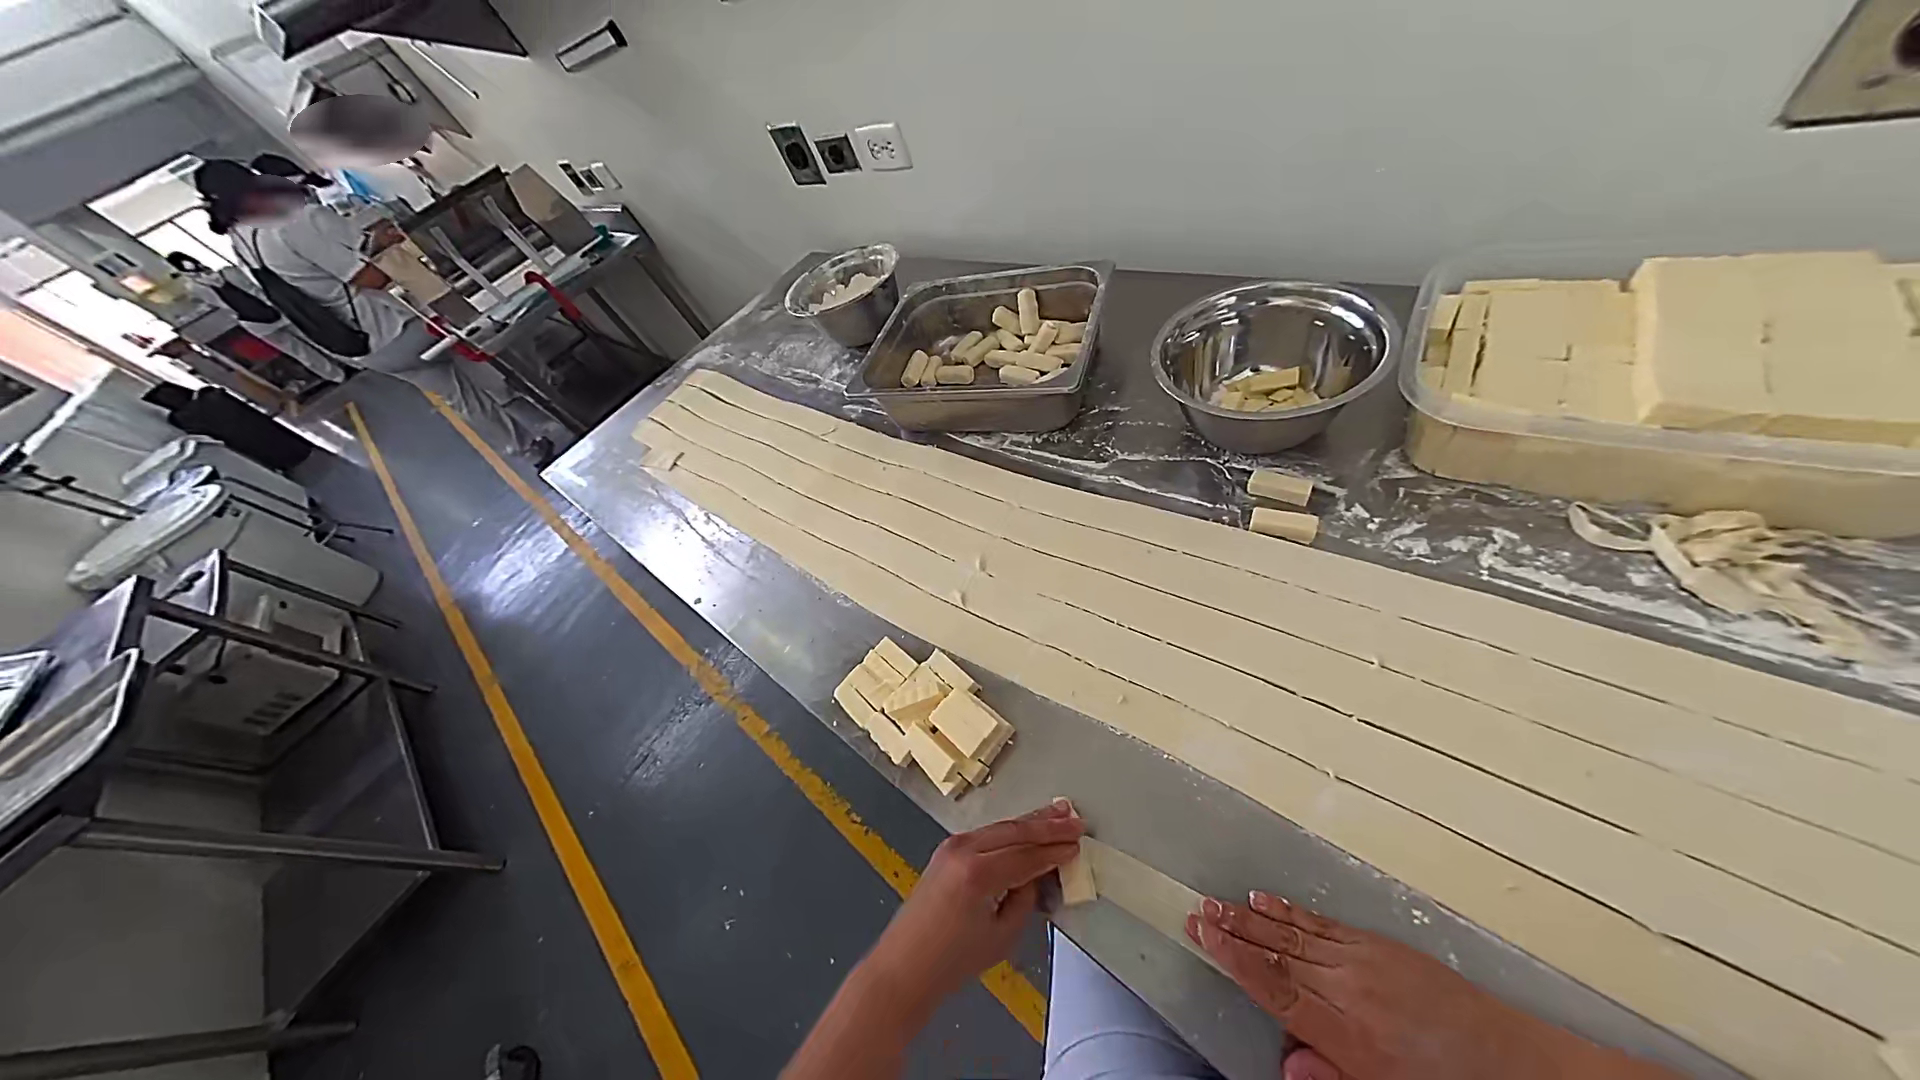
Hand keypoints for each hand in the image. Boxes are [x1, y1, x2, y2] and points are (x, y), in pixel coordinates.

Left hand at [863, 800, 1085, 1013]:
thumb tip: (1037, 873)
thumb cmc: (951, 961)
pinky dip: (1011, 830)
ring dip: (1031, 821)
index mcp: (977, 873)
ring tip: (1058, 812)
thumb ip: (1025, 898)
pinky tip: (1027, 827)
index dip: (1055, 850)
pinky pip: (987, 834)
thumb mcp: (1002, 935)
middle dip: (1047, 825)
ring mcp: (952, 846)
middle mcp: (964, 850)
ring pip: (1001, 827)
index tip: (1077, 843)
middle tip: (1075, 820)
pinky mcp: (947, 850)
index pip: (1026, 855)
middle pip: (1014, 831)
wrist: (905, 965)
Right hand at [1188, 891, 1680, 1079]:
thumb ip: (1332, 1075)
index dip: (1233, 959)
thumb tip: (1288, 1061)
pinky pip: (1323, 922)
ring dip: (1251, 915)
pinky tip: (1266, 899)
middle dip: (1232, 930)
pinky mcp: (1379, 944)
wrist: (1518, 1062)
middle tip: (1197, 910)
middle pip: (1276, 954)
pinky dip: (1290, 909)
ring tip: (1218, 901)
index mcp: (1348, 1035)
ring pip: (1293, 932)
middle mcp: (1349, 990)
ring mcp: (1364, 961)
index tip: (1203, 935)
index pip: (1274, 988)